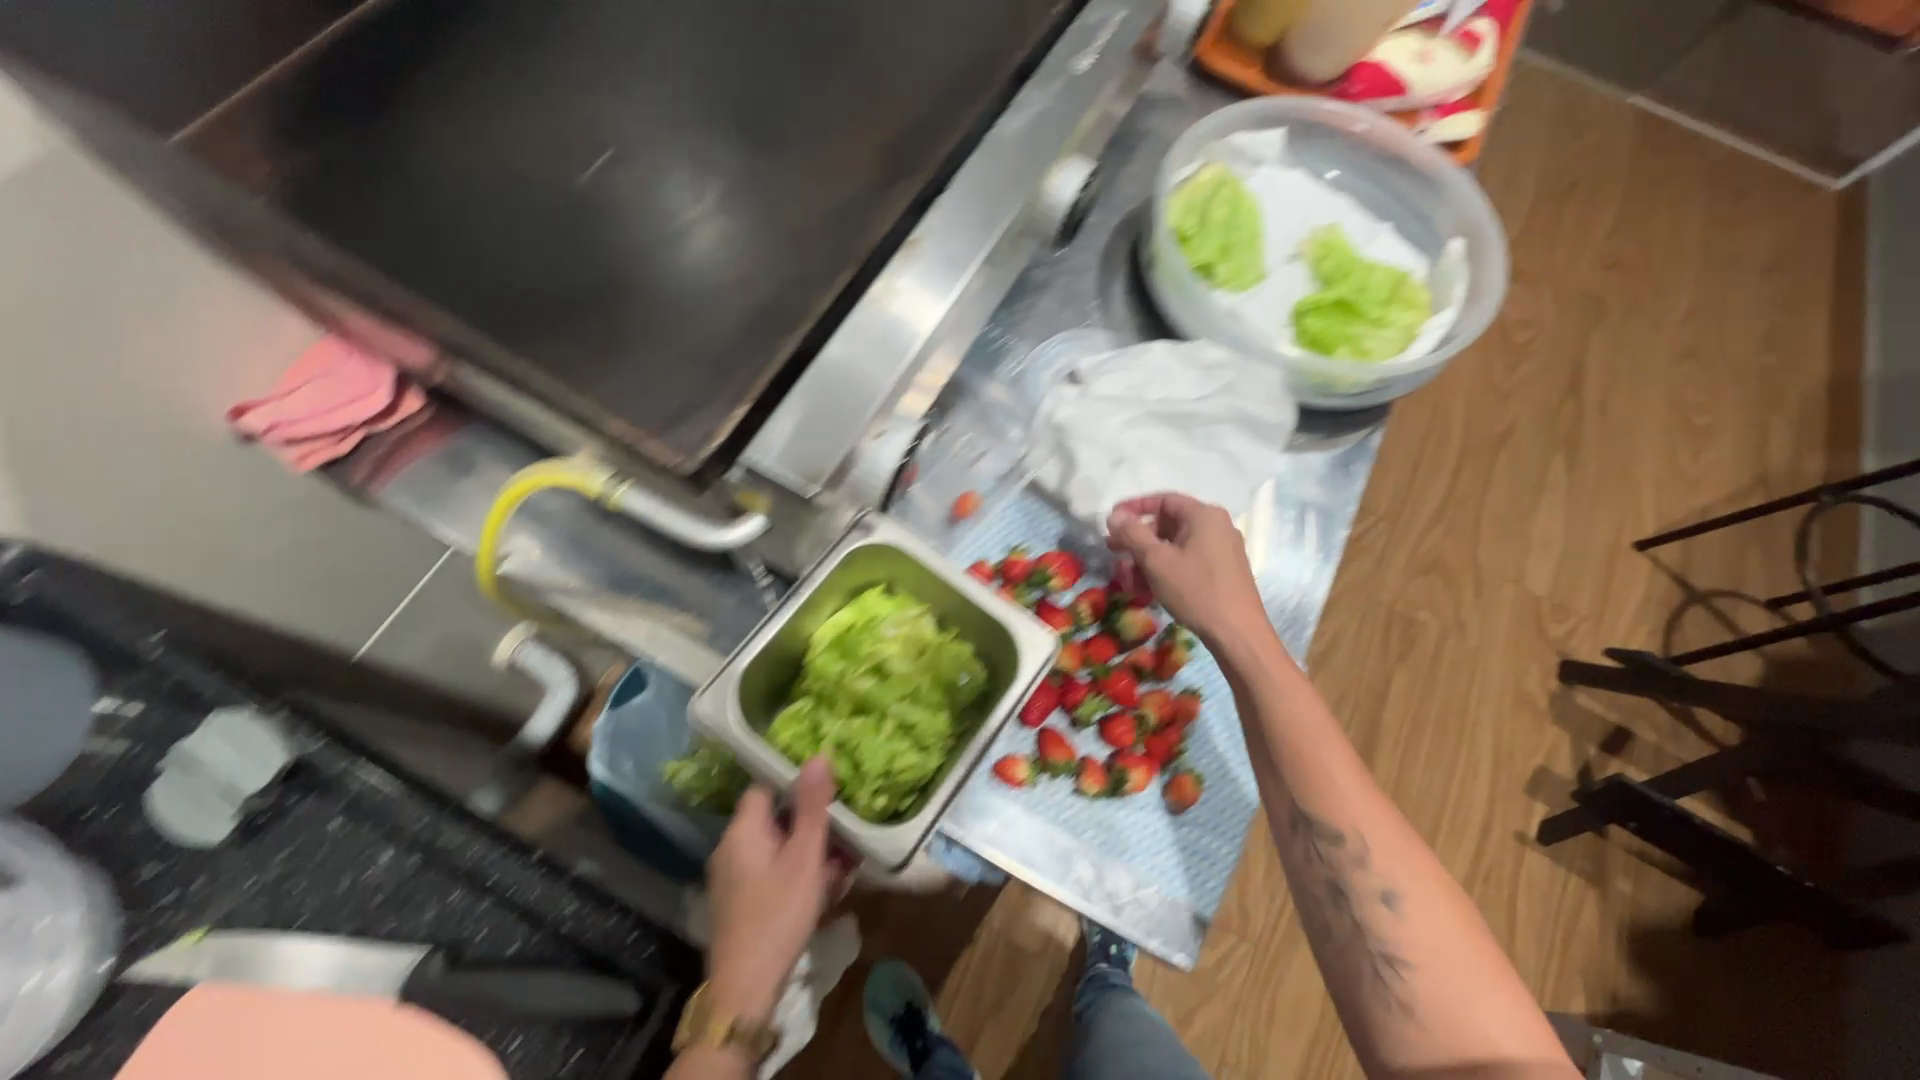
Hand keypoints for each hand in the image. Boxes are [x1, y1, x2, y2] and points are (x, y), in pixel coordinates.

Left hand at [704, 756, 844, 1020]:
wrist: (746, 987)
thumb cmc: (778, 914)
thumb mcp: (804, 857)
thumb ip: (812, 807)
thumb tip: (817, 755)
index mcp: (742, 830)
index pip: (765, 787)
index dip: (795, 785)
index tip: (827, 792)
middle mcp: (730, 848)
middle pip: (774, 820)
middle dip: (811, 827)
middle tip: (844, 839)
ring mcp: (732, 878)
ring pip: (777, 849)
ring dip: (809, 855)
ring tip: (842, 870)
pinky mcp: (739, 903)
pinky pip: (771, 874)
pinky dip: (797, 876)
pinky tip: (824, 894)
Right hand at [1106, 493, 1268, 651]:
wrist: (1237, 632)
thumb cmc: (1195, 590)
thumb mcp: (1157, 561)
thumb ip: (1132, 534)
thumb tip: (1115, 516)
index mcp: (1204, 515)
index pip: (1163, 500)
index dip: (1133, 508)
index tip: (1110, 521)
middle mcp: (1216, 526)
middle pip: (1168, 524)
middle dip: (1137, 540)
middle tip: (1114, 553)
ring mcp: (1222, 549)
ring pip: (1175, 546)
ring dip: (1147, 560)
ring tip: (1127, 580)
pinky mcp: (1223, 571)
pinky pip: (1187, 561)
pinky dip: (1165, 570)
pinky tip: (1148, 590)